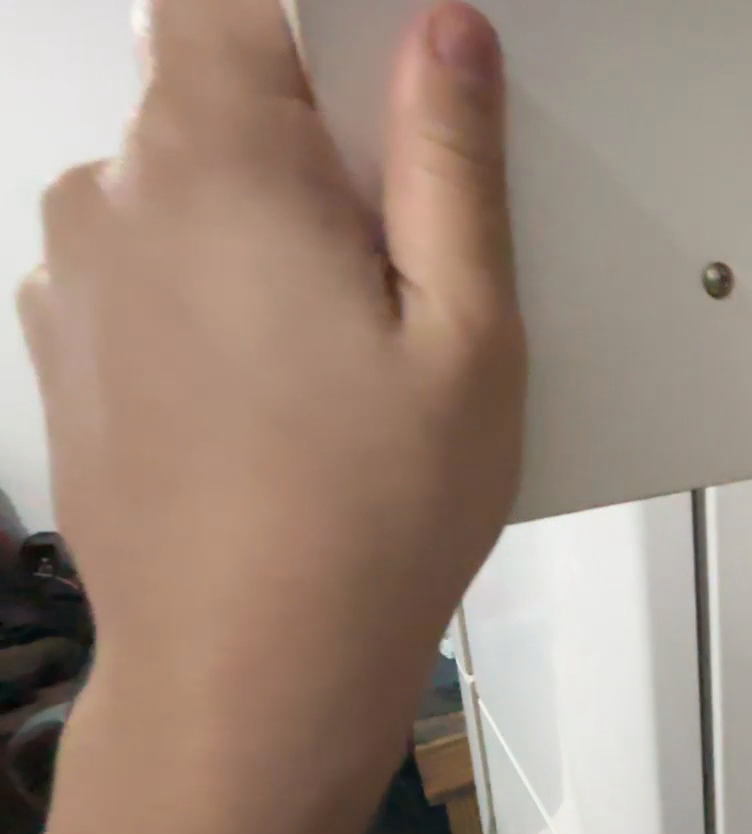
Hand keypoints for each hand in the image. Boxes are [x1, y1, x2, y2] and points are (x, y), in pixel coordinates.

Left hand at [0, 0, 522, 833]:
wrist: (264, 653)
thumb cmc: (385, 502)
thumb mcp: (471, 331)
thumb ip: (453, 170)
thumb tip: (448, 36)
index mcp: (230, 172)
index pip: (236, 1)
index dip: (330, 19)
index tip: (404, 84)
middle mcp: (123, 198)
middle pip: (232, 101)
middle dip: (342, 155)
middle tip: (427, 273)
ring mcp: (85, 275)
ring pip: (208, 190)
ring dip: (300, 231)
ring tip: (378, 349)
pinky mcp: (86, 342)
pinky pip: (176, 264)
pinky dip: (250, 288)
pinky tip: (314, 388)